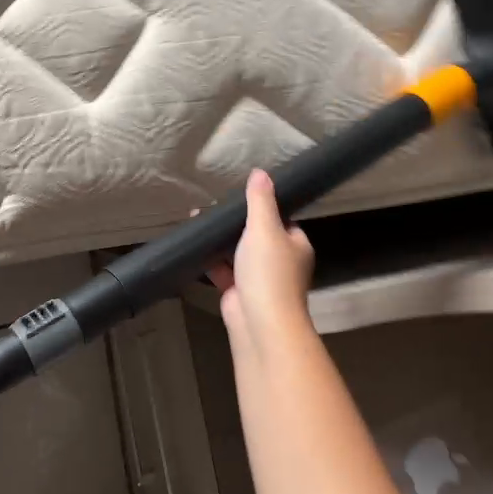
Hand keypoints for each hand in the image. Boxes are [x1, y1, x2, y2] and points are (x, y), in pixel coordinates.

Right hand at [208, 170, 314, 333]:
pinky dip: (212, 261)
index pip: (283, 220)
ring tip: (199, 220)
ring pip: (239, 253)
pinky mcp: (239, 291)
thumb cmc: (269, 271)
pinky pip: (224, 270)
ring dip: (222, 241)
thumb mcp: (264, 227)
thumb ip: (260, 200)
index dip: (265, 207)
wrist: (259, 321)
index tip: (243, 196)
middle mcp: (282, 262)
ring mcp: (260, 279)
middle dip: (237, 224)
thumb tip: (261, 172)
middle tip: (214, 209)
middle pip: (258, 236)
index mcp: (296, 245)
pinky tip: (195, 246)